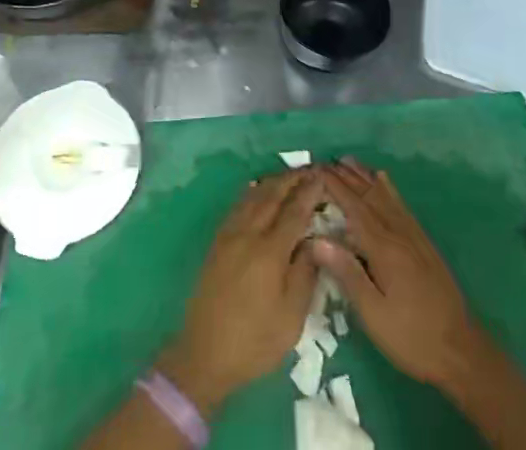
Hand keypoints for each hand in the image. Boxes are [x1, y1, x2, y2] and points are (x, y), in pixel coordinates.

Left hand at [160, 170, 322, 412]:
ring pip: (252, 198)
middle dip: (292, 179)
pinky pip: (238, 207)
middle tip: (311, 169)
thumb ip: (305, 274)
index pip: (294, 211)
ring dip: (273, 182)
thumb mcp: (291, 318)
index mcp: (269, 253)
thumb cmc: (254, 342)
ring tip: (290, 175)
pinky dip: (253, 193)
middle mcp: (247, 236)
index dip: (310, 192)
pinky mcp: (216, 245)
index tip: (323, 176)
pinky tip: (259, 191)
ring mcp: (228, 238)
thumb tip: (314, 241)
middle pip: (272, 196)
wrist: (202, 358)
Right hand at [312, 162, 491, 390]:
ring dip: (367, 177)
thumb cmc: (410, 336)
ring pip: (387, 197)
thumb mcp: (372, 313)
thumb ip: (346, 273)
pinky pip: (401, 206)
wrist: (459, 348)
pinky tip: (384, 184)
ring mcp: (415, 237)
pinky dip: (388, 189)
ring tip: (350, 161)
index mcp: (384, 248)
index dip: (336, 188)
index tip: (316, 170)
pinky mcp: (424, 244)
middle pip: (371, 197)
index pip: (355, 209)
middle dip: (348, 177)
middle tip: (327, 160)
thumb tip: (317, 240)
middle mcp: (400, 233)